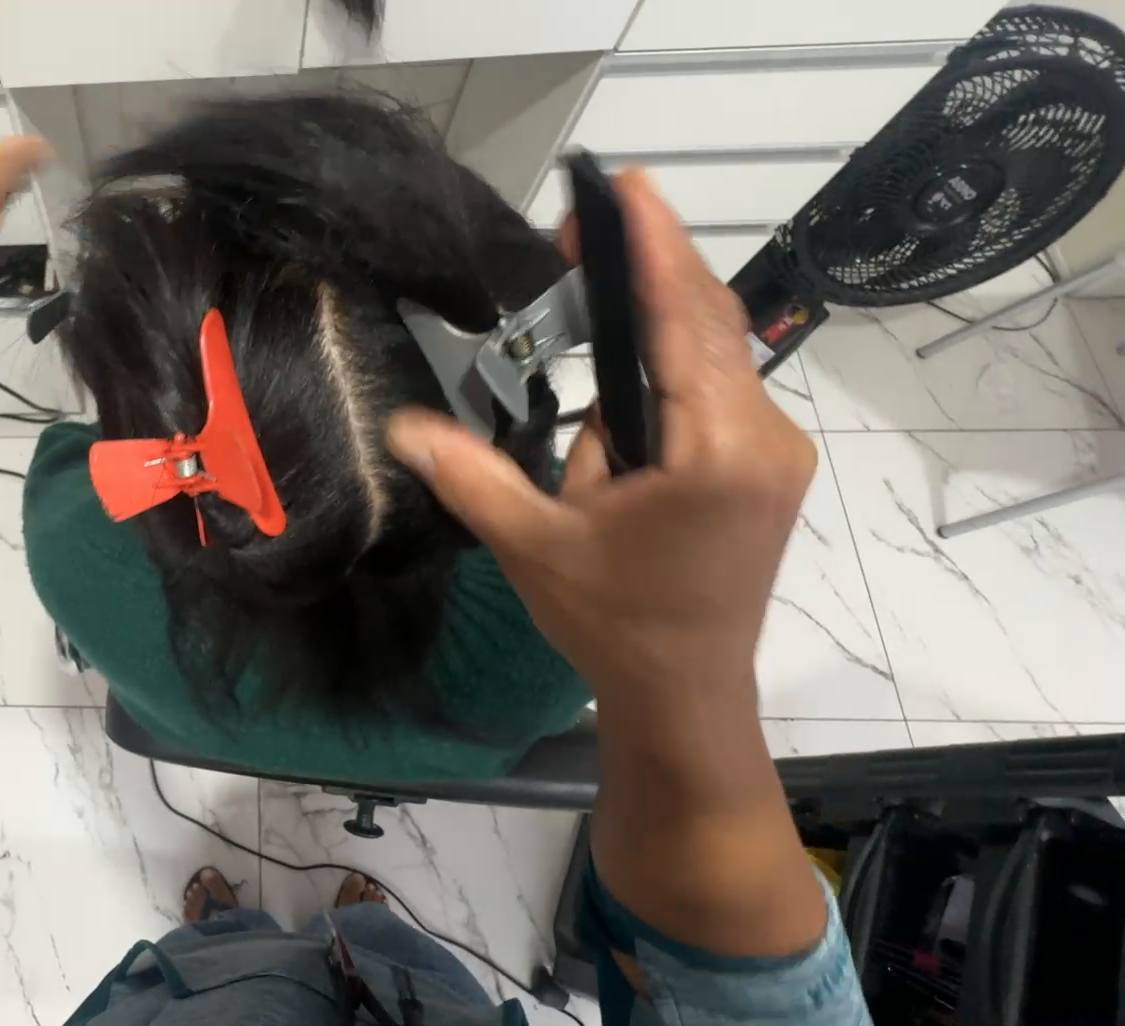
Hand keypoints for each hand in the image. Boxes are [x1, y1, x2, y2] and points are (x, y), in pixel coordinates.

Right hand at [386, 171, 815, 707]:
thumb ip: (467, 475)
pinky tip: (614, 423)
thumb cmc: (611, 621)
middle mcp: (762, 437)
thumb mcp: (530, 543)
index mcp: (713, 450)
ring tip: (587, 436)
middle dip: (645, 280)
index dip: (654, 250)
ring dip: (638, 362)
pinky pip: (712, 397)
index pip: (682, 324)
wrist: (681, 689)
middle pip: (703, 329)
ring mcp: (772, 453)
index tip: (628, 189)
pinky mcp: (762, 469)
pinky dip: (660, 386)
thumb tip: (399, 426)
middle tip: (583, 241)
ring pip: (707, 365)